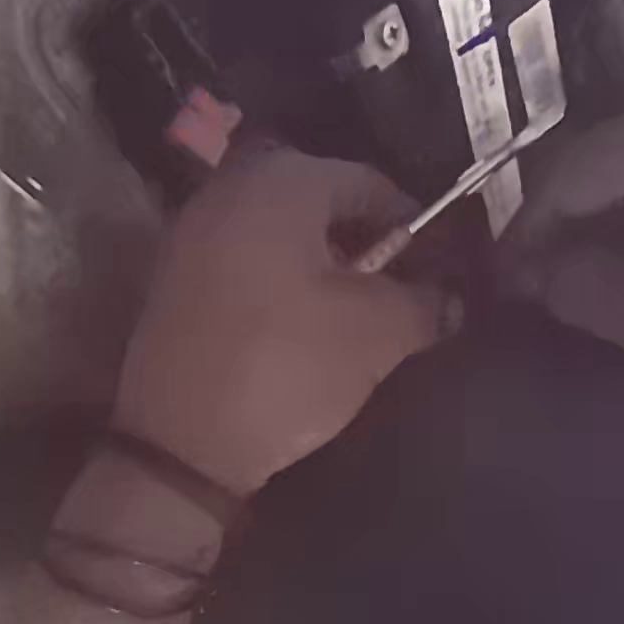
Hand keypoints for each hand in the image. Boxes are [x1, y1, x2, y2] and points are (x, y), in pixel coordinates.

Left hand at [114, 147, 442, 494]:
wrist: (181, 443)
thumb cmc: (285, 368)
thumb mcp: (375, 334)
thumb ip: (426, 304)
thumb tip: (452, 300)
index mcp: (281, 180)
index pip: (369, 184)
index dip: (411, 226)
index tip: (433, 270)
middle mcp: (228, 190)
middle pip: (320, 209)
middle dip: (364, 251)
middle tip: (391, 298)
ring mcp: (190, 237)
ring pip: (279, 241)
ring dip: (320, 273)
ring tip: (347, 322)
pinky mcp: (172, 284)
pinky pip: (244, 270)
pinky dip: (278, 290)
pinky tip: (294, 334)